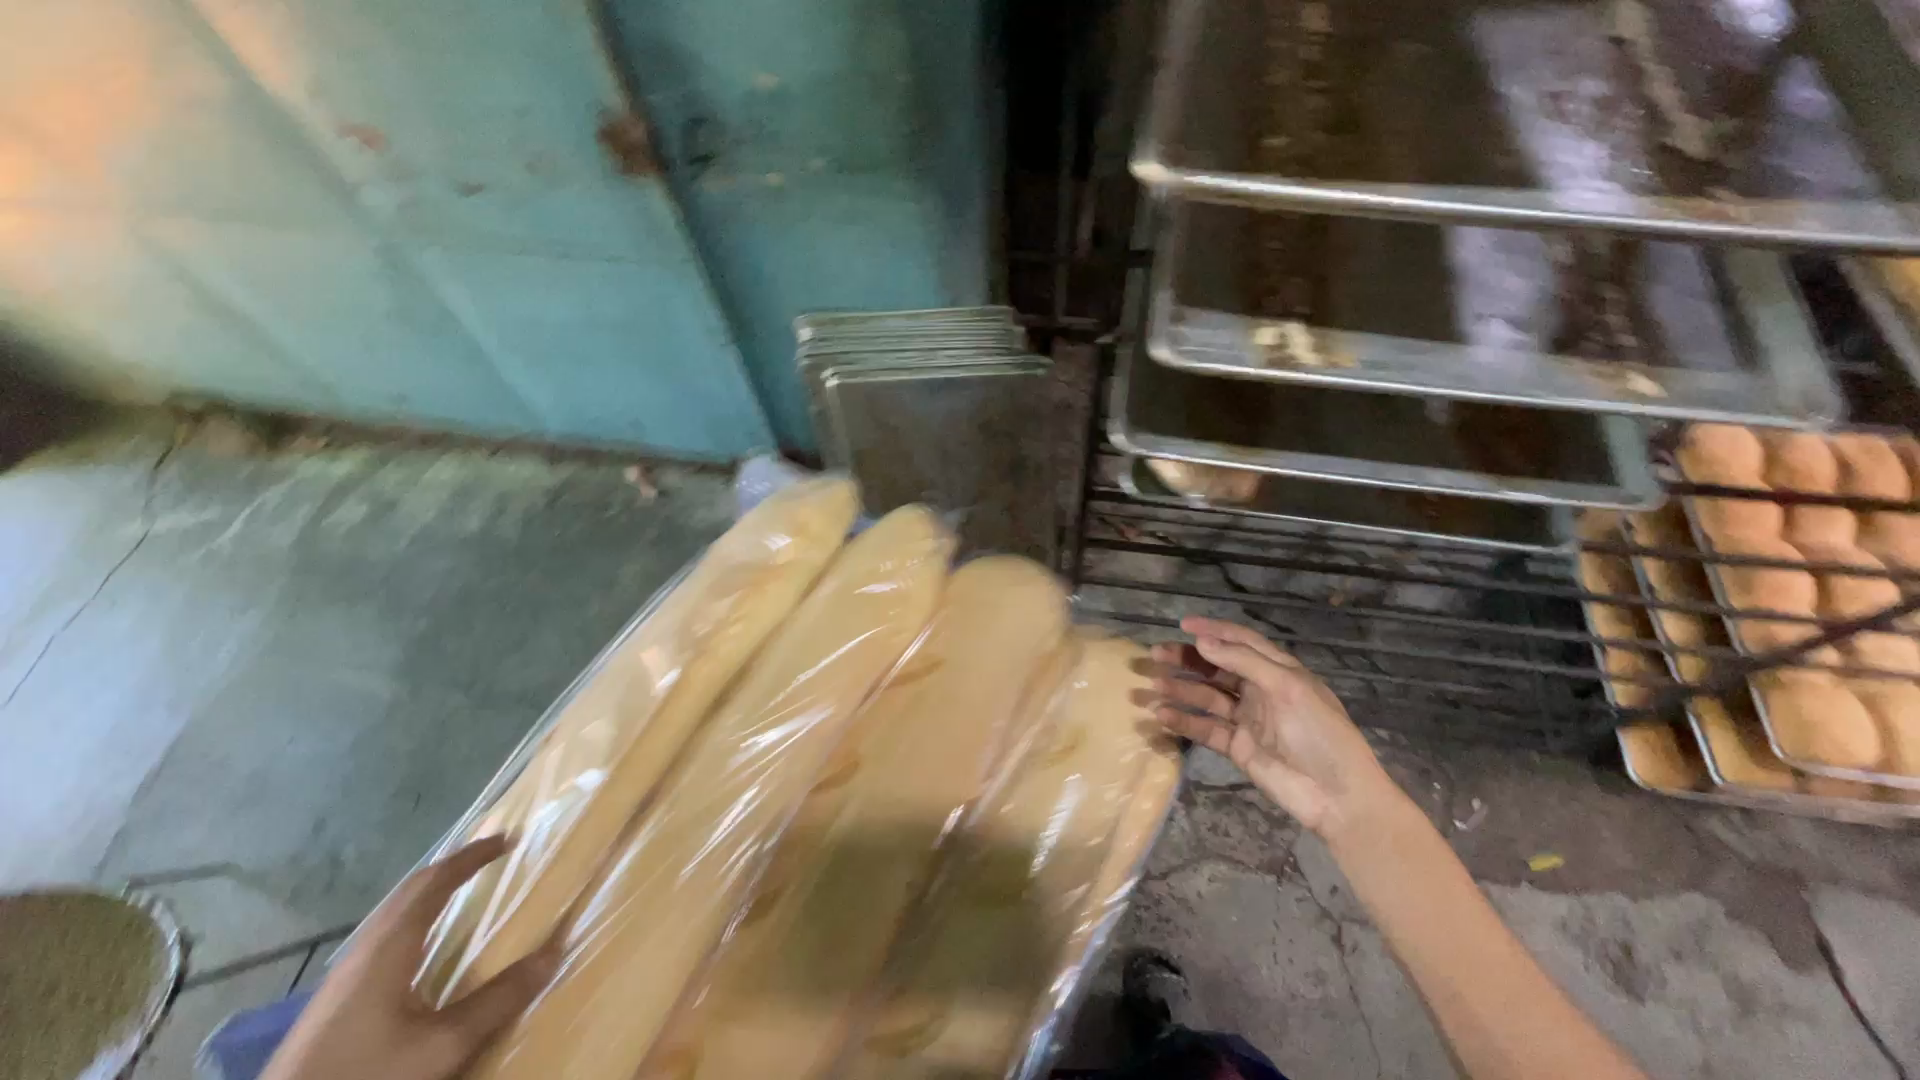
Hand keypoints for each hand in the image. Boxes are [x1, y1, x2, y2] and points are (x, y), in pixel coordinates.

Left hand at [262, 836, 560, 1079]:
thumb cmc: (365, 1073)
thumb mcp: (441, 1045)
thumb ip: (497, 1001)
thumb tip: (554, 953)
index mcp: (389, 948)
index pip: (434, 883)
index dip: (471, 857)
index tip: (507, 839)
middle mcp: (365, 950)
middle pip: (410, 892)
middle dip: (453, 867)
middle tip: (492, 858)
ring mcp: (346, 975)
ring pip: (394, 914)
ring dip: (432, 892)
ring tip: (465, 891)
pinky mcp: (338, 999)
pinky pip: (386, 936)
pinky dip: (418, 918)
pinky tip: (427, 948)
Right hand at [1151, 616, 1398, 837]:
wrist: (1336, 796)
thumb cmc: (1320, 734)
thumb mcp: (1289, 689)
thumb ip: (1245, 662)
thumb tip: (1202, 641)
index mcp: (1280, 671)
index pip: (1242, 641)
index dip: (1214, 630)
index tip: (1183, 625)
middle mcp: (1261, 690)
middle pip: (1218, 668)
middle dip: (1188, 659)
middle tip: (1156, 653)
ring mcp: (1248, 720)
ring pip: (1207, 697)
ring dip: (1180, 689)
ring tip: (1152, 685)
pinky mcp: (1237, 748)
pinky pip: (1205, 729)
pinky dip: (1183, 721)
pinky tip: (1161, 715)